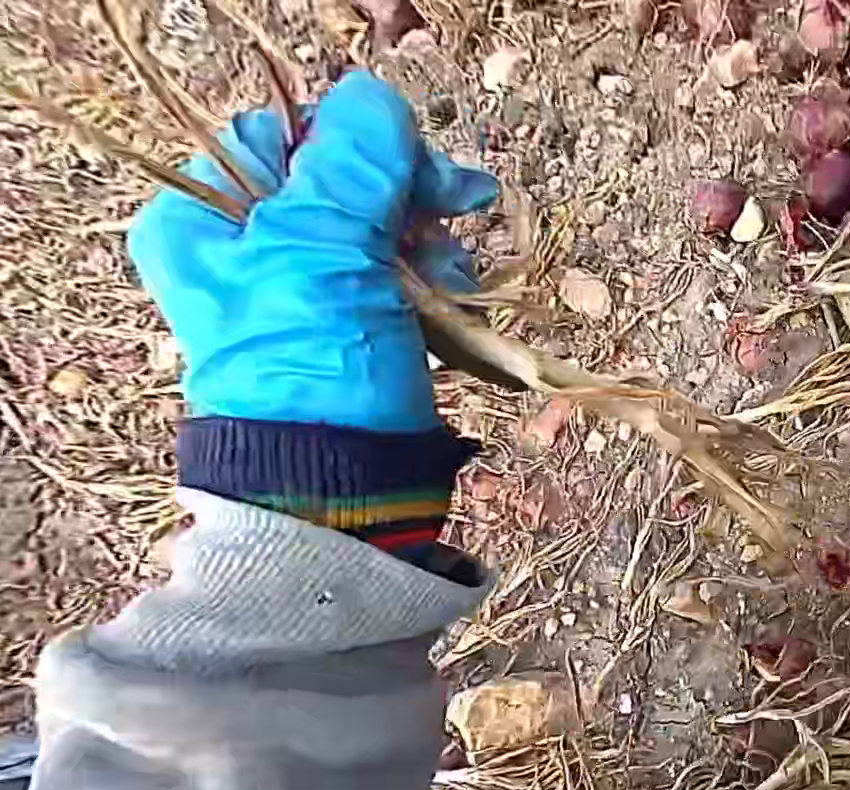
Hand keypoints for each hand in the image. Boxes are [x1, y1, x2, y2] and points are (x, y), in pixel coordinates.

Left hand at [128, 71, 497, 432]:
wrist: (349, 467)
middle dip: (412, 201)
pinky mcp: (373, 330)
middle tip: (468, 207)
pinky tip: (459, 300)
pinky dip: (440, 286)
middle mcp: (264, 250)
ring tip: (460, 278)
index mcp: (215, 220)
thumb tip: (380, 96)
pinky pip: (410, 284)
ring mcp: (323, 294)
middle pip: (349, 191)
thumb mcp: (325, 253)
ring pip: (389, 239)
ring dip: (435, 247)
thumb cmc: (320, 359)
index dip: (364, 146)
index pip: (290, 143)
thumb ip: (351, 172)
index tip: (432, 168)